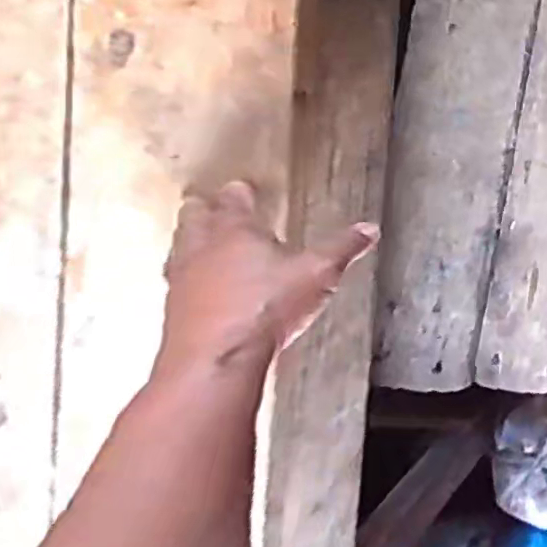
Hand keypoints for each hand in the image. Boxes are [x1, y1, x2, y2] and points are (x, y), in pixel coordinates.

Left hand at [155, 181, 378, 377]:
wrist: (217, 361)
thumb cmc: (268, 305)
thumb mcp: (321, 271)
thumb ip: (344, 248)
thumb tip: (369, 228)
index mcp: (236, 235)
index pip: (233, 206)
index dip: (237, 194)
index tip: (237, 186)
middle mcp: (202, 255)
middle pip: (195, 225)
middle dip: (200, 213)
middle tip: (199, 203)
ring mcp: (183, 286)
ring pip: (180, 255)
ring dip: (187, 245)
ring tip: (192, 241)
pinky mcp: (176, 316)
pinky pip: (179, 286)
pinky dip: (188, 278)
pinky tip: (197, 285)